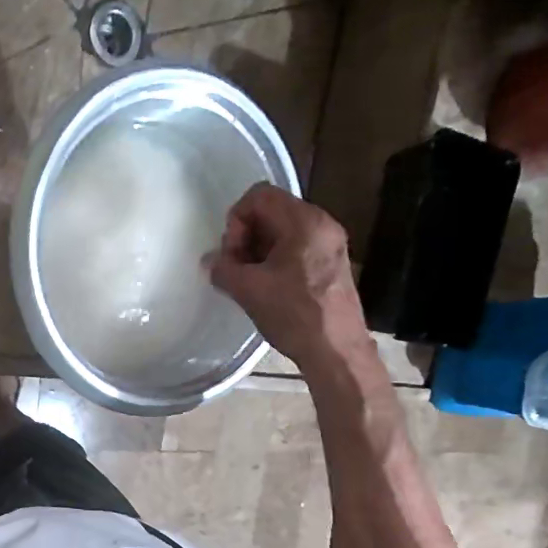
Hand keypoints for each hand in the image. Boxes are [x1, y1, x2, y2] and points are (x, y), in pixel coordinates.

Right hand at [209, 183, 371, 369]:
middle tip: (236, 267)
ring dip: (258, 249)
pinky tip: (267, 287)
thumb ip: (222, 268)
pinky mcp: (331, 263)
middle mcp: (322, 224)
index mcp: (305, 222)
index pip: (259, 196)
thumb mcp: (248, 290)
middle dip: (246, 236)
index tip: (233, 253)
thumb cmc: (294, 315)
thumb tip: (210, 261)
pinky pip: (296, 247)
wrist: (337, 351)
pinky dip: (275, 259)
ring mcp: (330, 244)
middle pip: (271, 211)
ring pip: (282, 230)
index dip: (236, 220)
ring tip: (249, 280)